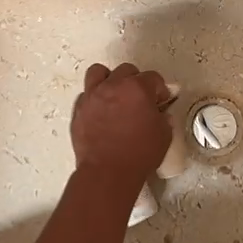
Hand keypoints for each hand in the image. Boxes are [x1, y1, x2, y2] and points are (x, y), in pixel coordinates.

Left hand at [71, 63, 171, 186]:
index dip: (160, 89)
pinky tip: (102, 111)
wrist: (108, 172)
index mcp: (137, 88)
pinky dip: (94, 99)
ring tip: (115, 94)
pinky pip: (86, 95)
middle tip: (141, 98)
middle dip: (136, 81)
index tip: (161, 99)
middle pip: (126, 71)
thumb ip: (163, 118)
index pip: (153, 78)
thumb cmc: (137, 154)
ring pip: (99, 73)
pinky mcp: (79, 111)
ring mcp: (92, 97)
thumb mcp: (164, 135)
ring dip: (109, 79)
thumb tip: (160, 115)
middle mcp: (113, 86)